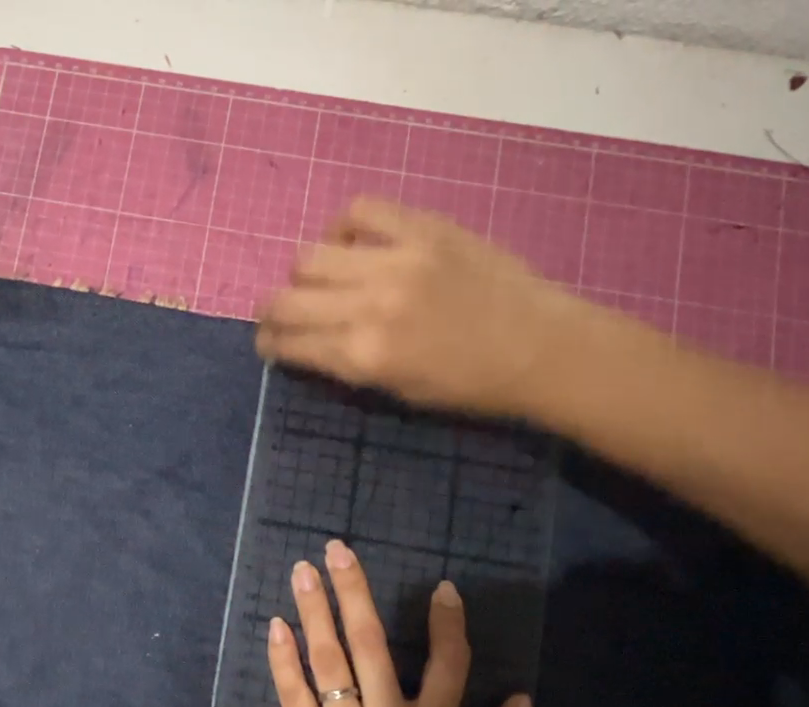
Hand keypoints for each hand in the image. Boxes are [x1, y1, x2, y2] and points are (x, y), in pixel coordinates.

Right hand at [254, 198, 593, 415]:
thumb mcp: (396, 392)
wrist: (541, 347)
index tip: (268, 344)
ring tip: (318, 280)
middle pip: (286, 299)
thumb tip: (306, 343)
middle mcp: (369, 306)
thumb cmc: (468, 386)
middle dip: (270, 313)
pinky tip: (353, 244)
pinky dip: (343, 228)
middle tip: (278, 316)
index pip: (289, 343)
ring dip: (301, 274)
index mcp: (363, 356)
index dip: (268, 345)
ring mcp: (395, 261)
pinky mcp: (423, 228)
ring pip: (310, 256)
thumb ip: (345, 364)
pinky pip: (360, 212)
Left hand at [267, 539, 531, 706]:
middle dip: (356, 592)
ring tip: (303, 571)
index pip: (448, 664)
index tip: (440, 587)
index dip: (447, 623)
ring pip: (328, 660)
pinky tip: (275, 627)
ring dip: (314, 612)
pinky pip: (293, 698)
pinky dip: (283, 661)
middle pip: (371, 644)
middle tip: (337, 548)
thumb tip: (522, 700)